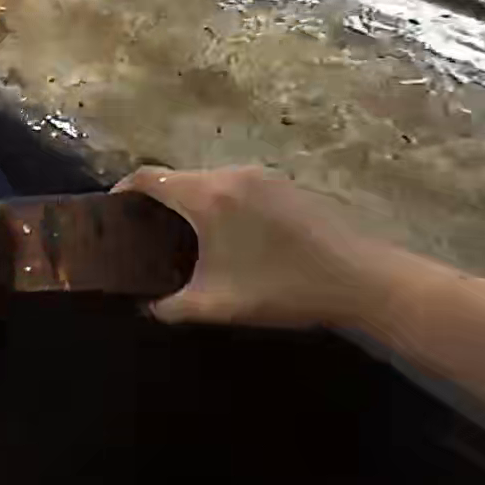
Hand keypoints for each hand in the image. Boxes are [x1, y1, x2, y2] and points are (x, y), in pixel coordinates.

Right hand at [113, 166, 397, 328]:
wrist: (372, 282)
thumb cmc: (284, 287)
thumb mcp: (217, 304)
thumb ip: (171, 307)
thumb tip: (147, 309)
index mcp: (206, 196)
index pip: (147, 177)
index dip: (122, 189)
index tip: (112, 209)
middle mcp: (229, 175)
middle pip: (176, 177)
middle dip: (156, 198)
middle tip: (147, 228)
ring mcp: (262, 177)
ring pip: (207, 180)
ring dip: (190, 199)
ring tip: (186, 231)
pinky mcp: (287, 185)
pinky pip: (235, 185)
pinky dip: (219, 200)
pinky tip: (230, 232)